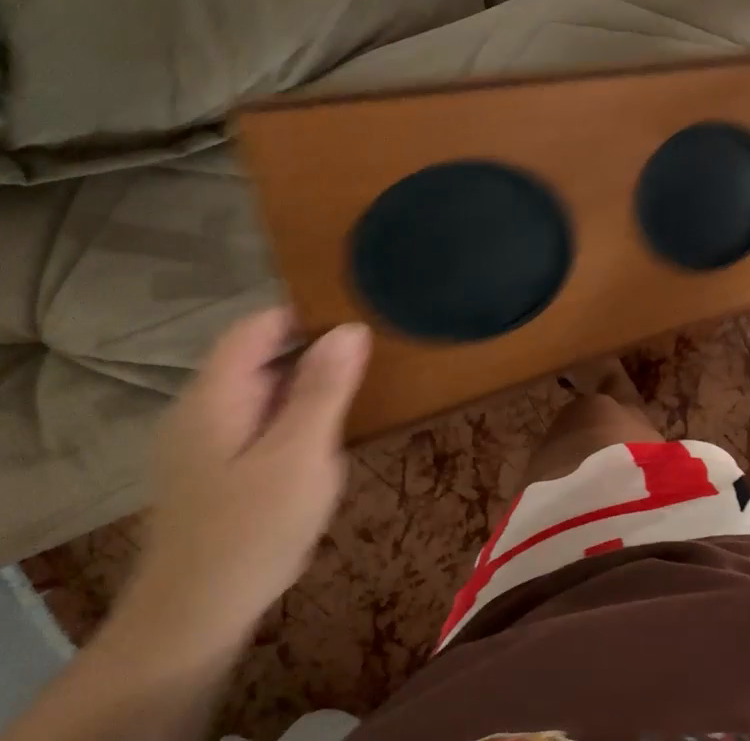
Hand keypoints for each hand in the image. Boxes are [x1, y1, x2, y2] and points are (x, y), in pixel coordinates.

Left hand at [115, 309, 369, 659]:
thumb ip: (324, 389)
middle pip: (258, 354)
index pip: (255, 327)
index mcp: (213, 399)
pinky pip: (258, 415)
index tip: (364, 319)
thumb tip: (350, 329)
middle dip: (315, 346)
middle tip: (377, 352)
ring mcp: (203, 439)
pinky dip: (294, 409)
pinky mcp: (215, 465)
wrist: (198, 609)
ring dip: (309, 380)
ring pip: (260, 386)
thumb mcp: (301, 453)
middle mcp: (199, 410)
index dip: (307, 314)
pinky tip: (329, 430)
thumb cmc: (255, 527)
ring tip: (365, 385)